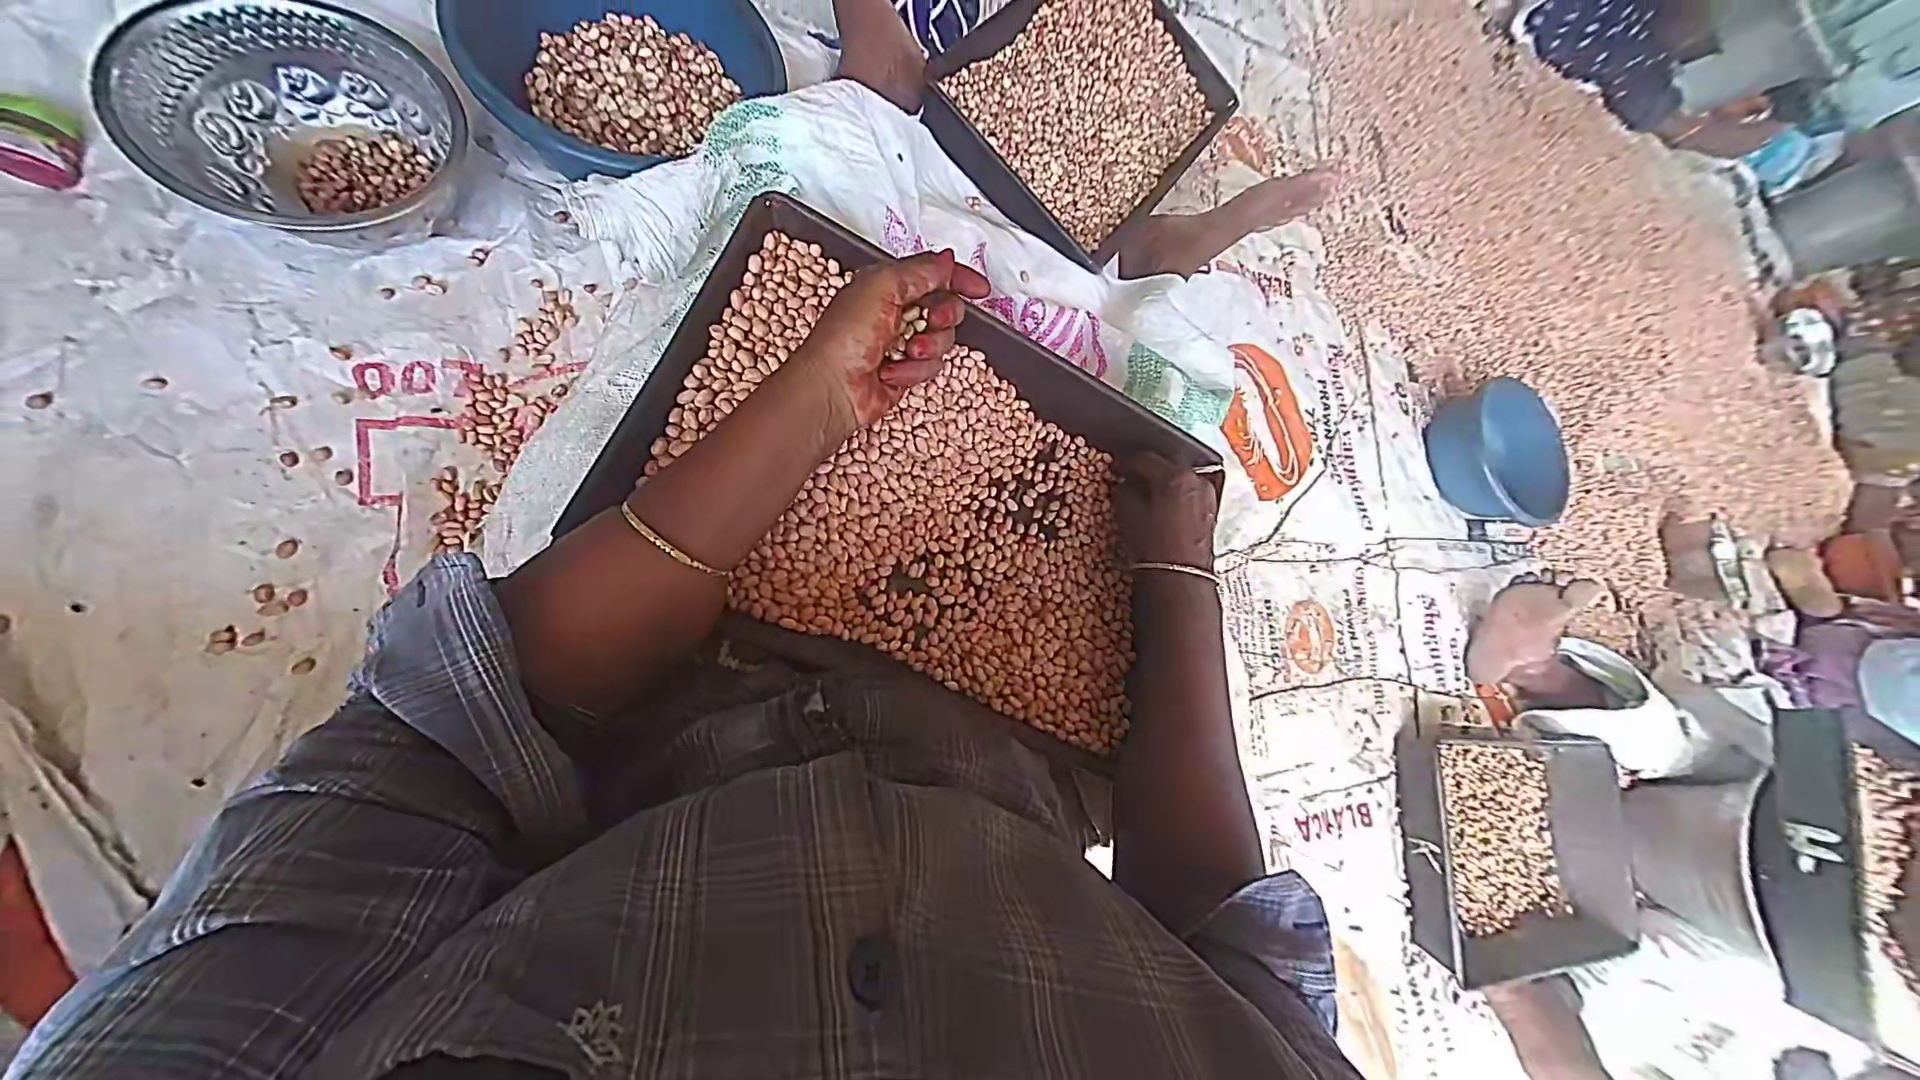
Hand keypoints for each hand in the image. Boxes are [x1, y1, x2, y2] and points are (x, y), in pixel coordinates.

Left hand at [790, 249, 991, 430]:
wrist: (833, 387)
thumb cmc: (845, 337)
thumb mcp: (882, 286)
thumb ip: (920, 271)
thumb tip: (947, 261)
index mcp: (889, 285)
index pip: (934, 274)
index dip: (959, 279)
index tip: (980, 289)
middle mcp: (897, 312)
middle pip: (945, 308)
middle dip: (943, 317)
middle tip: (930, 323)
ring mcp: (902, 343)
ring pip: (942, 340)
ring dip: (927, 347)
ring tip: (905, 352)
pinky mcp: (906, 370)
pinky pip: (931, 366)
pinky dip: (914, 370)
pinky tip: (892, 372)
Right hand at [1114, 452, 1218, 569]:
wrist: (1180, 575)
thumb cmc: (1152, 545)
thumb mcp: (1128, 514)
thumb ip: (1125, 491)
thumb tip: (1125, 482)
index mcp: (1174, 477)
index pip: (1144, 458)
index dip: (1126, 462)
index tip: (1115, 466)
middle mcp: (1194, 479)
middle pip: (1166, 462)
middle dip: (1146, 466)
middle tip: (1129, 473)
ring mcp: (1206, 493)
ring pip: (1180, 475)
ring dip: (1162, 477)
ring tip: (1145, 487)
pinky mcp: (1209, 507)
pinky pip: (1188, 489)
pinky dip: (1174, 489)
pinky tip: (1162, 499)